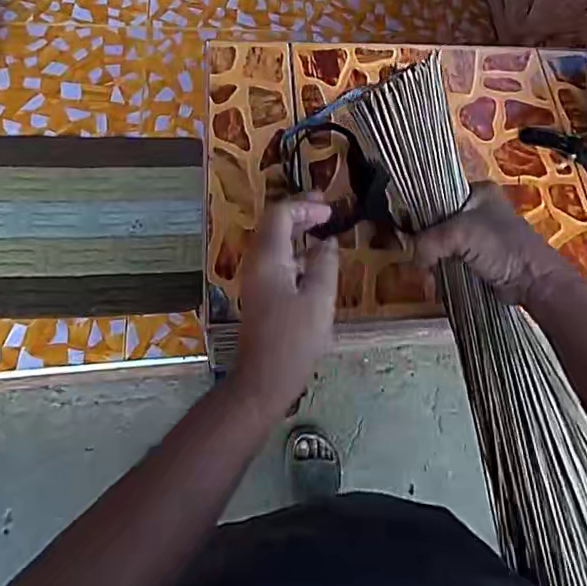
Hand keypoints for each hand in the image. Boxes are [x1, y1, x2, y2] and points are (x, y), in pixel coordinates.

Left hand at [231, 196, 339, 415]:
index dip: (305, 205)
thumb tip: (327, 243)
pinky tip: (315, 262)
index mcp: (268, 257)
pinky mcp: (260, 294)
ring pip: (275, 242)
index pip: (280, 214)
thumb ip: (325, 265)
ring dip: (298, 231)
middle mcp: (256, 262)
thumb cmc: (293, 340)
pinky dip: (296, 252)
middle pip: (274, 224)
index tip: (330, 209)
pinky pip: (277, 260)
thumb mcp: (319, 300)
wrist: (263, 380)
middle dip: (300, 212)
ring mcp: (256, 278)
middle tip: (326, 208)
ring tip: (324, 229)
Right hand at [414, 183, 580, 306]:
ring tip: (428, 277)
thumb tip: (412, 257)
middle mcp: (477, 209)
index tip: (405, 228)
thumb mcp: (460, 234)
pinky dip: (440, 269)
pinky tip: (434, 281)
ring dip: (431, 260)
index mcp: (477, 191)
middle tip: (418, 258)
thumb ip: (428, 241)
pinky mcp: (478, 257)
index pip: (435, 193)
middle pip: (435, 220)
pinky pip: (449, 259)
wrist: (535, 283)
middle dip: (424, 242)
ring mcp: (478, 234)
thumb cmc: (502, 247)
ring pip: (441, 242)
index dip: (418, 210)